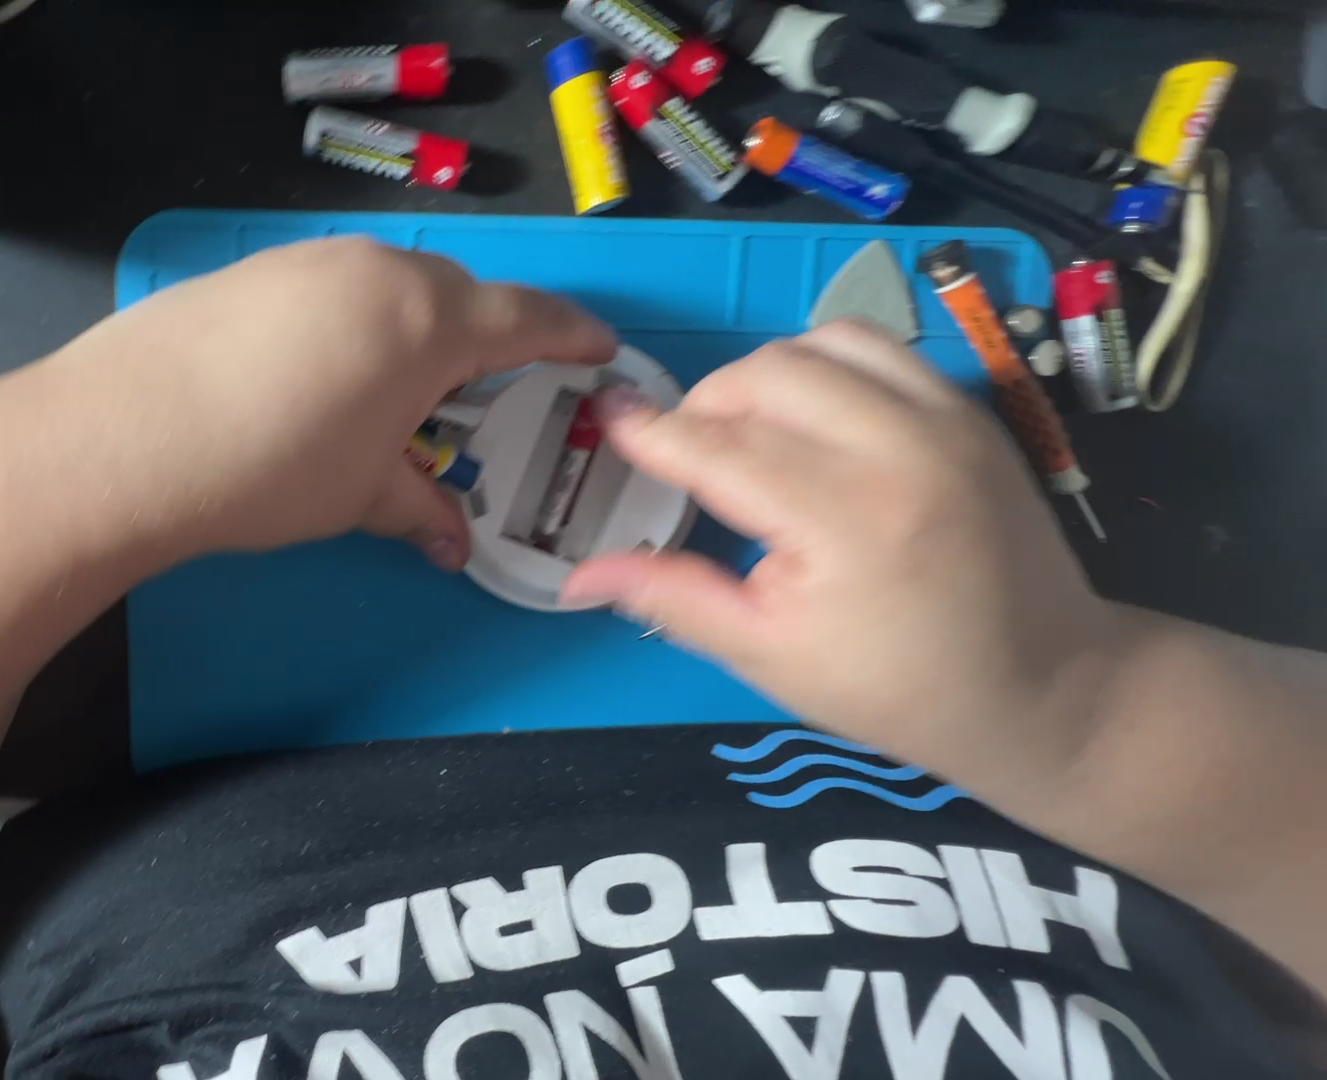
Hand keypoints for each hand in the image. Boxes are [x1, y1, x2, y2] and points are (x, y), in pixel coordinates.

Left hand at [53, 237, 615, 568]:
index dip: (570, 335)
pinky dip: (350, 324)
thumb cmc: (272, 471)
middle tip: (480, 392)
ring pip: (391, 287)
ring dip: (411, 330)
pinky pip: (331, 289)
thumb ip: (418, 510)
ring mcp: (309, 262)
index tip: (597, 349)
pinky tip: (315, 374)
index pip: (526, 319)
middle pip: (458, 296)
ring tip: (392, 389)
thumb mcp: (360, 495)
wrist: (125, 439)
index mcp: (429, 321)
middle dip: (483, 338)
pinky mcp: (252, 270)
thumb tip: (454, 547)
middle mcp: (378, 272)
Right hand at [561, 320, 1126, 790]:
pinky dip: (817, 367)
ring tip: (742, 432)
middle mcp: (900, 448)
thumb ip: (668, 598)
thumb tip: (576, 577)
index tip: (605, 416)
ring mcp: (946, 418)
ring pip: (817, 343)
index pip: (719, 448)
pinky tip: (804, 421)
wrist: (1049, 686)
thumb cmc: (892, 687)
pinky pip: (872, 348)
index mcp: (845, 521)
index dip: (650, 431)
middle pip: (763, 376)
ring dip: (757, 377)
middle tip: (682, 453)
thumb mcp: (764, 654)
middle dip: (699, 403)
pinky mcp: (968, 409)